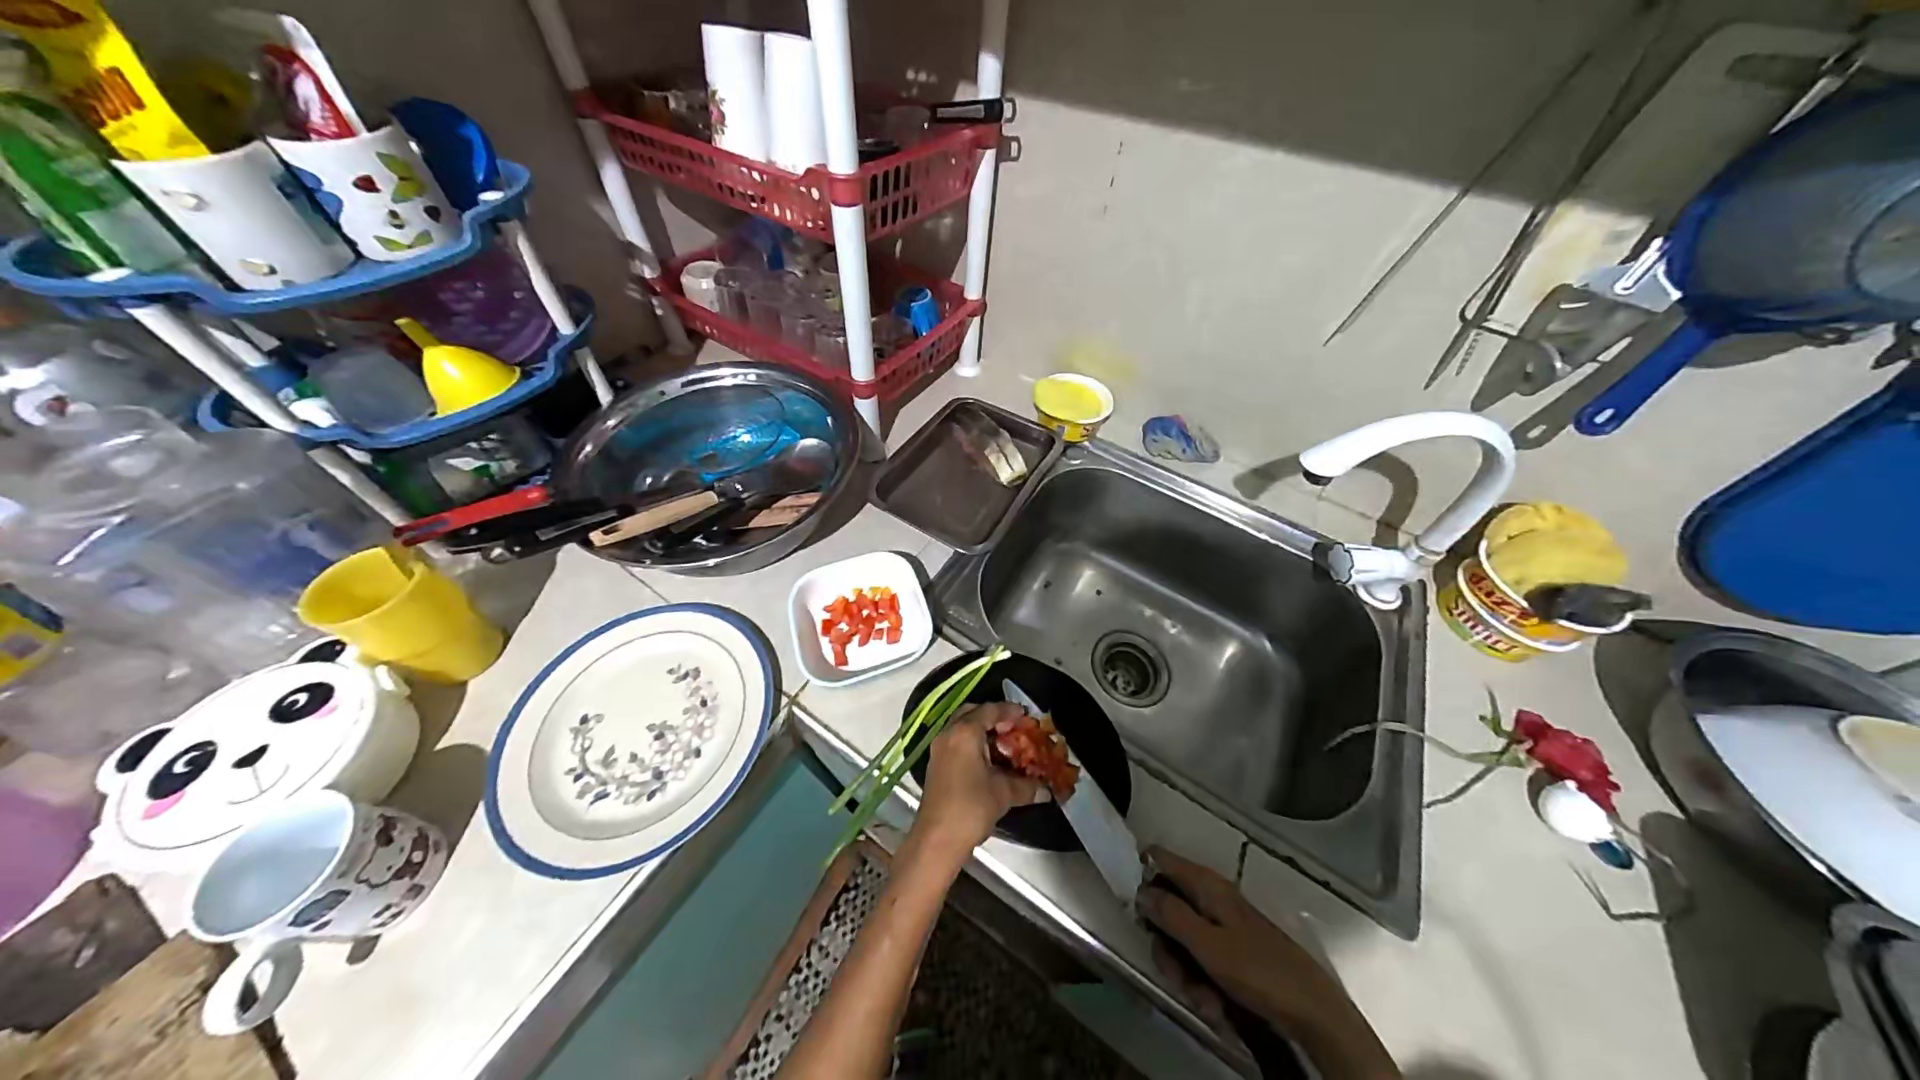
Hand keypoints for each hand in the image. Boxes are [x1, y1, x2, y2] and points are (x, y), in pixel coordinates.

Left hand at [912, 703, 1043, 858]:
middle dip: (993, 717)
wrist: (937, 839)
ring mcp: (940, 749)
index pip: (989, 710)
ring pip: (962, 728)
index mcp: (965, 733)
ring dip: (983, 730)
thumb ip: (1026, 786)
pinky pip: (957, 742)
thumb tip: (1045, 788)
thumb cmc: (970, 808)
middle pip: (972, 713)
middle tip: (1013, 726)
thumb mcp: (1004, 793)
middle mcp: (949, 734)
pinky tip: (990, 759)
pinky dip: (973, 743)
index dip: (1009, 711)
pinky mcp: (938, 764)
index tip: (1026, 715)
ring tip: (1005, 742)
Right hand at [1138, 846, 1348, 1034]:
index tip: (1136, 910)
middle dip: (1167, 949)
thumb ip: (1170, 914)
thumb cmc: (1259, 972)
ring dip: (1187, 976)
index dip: (1142, 877)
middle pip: (1167, 910)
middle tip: (1176, 976)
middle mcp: (1213, 899)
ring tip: (1207, 1004)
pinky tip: (1218, 1009)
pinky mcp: (1235, 954)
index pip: (1161, 859)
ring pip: (1184, 943)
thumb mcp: (1207, 944)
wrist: (1314, 1014)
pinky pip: (1204, 963)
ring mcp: (1225, 927)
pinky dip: (1206, 986)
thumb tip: (1141, 890)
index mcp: (1207, 885)